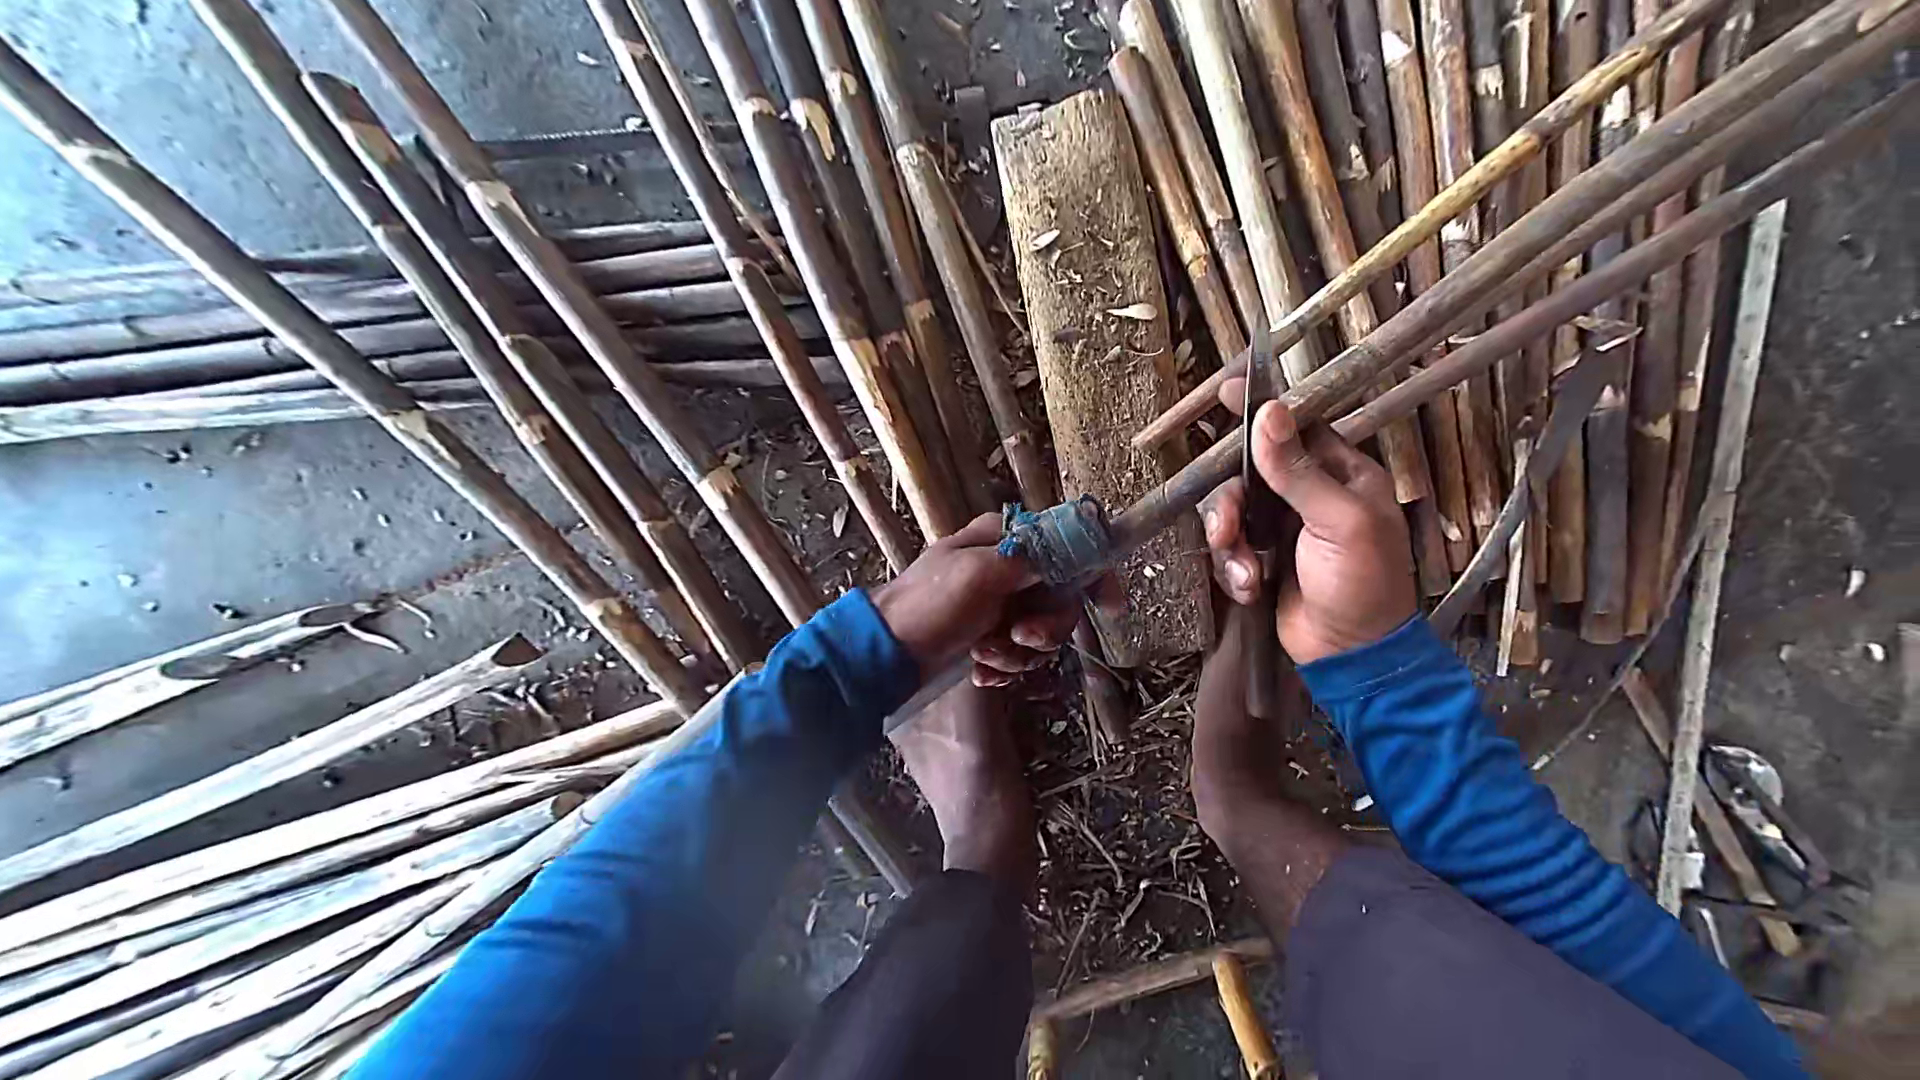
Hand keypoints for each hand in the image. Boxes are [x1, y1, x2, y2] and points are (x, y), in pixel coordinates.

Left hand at [871, 513, 1073, 682]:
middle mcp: (1008, 569)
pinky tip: (981, 669)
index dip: (1093, 573)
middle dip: (1045, 628)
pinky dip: (1004, 665)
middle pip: (1061, 599)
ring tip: (984, 653)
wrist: (888, 651)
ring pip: (1042, 633)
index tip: (1107, 606)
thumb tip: (1073, 548)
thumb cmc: (929, 602)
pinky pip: (1021, 654)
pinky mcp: (992, 636)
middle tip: (1020, 637)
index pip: (1067, 545)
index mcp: (1005, 540)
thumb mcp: (977, 572)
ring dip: (1017, 652)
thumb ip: (1028, 558)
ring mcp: (1001, 605)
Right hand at [1200, 399, 1415, 664]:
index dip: (1262, 412)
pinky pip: (1227, 548)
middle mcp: (1305, 495)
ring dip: (1228, 544)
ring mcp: (1279, 528)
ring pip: (1229, 512)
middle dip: (1230, 505)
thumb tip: (1269, 414)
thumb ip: (1299, 470)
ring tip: (1245, 574)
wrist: (1349, 653)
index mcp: (1340, 475)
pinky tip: (1250, 588)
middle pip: (1247, 474)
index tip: (1227, 392)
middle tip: (1227, 531)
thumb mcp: (1339, 522)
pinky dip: (1232, 569)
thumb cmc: (1363, 584)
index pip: (1296, 427)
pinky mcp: (1258, 557)